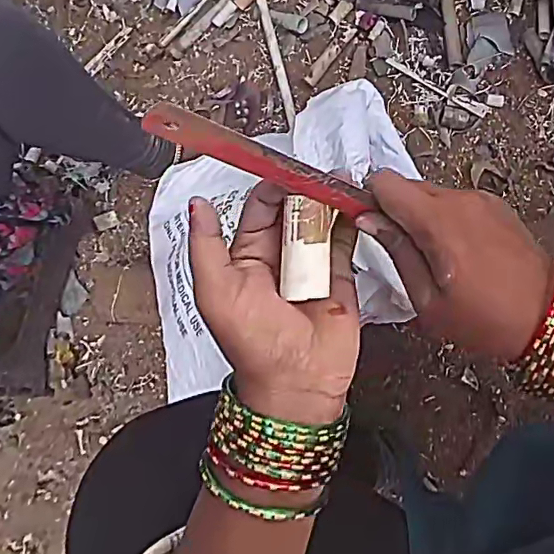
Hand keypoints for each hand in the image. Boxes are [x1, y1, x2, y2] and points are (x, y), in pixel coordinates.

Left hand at [189, 182, 359, 424]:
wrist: (298, 382)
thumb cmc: (251, 344)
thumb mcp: (216, 292)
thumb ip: (206, 246)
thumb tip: (197, 205)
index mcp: (247, 255)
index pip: (261, 207)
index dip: (275, 186)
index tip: (289, 171)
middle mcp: (280, 254)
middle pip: (296, 207)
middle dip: (307, 187)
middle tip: (322, 174)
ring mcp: (312, 261)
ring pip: (322, 218)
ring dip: (332, 199)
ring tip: (342, 182)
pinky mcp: (341, 272)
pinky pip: (346, 238)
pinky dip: (352, 219)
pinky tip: (356, 203)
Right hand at [357, 171, 553, 362]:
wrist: (548, 316)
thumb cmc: (487, 319)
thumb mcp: (428, 300)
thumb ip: (397, 251)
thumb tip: (369, 220)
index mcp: (440, 222)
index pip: (386, 183)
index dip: (368, 197)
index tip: (362, 216)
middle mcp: (461, 200)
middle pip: (408, 186)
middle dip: (395, 211)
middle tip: (396, 248)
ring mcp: (482, 200)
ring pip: (433, 195)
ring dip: (422, 217)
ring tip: (433, 258)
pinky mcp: (496, 205)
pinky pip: (457, 203)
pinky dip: (447, 219)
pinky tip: (456, 253)